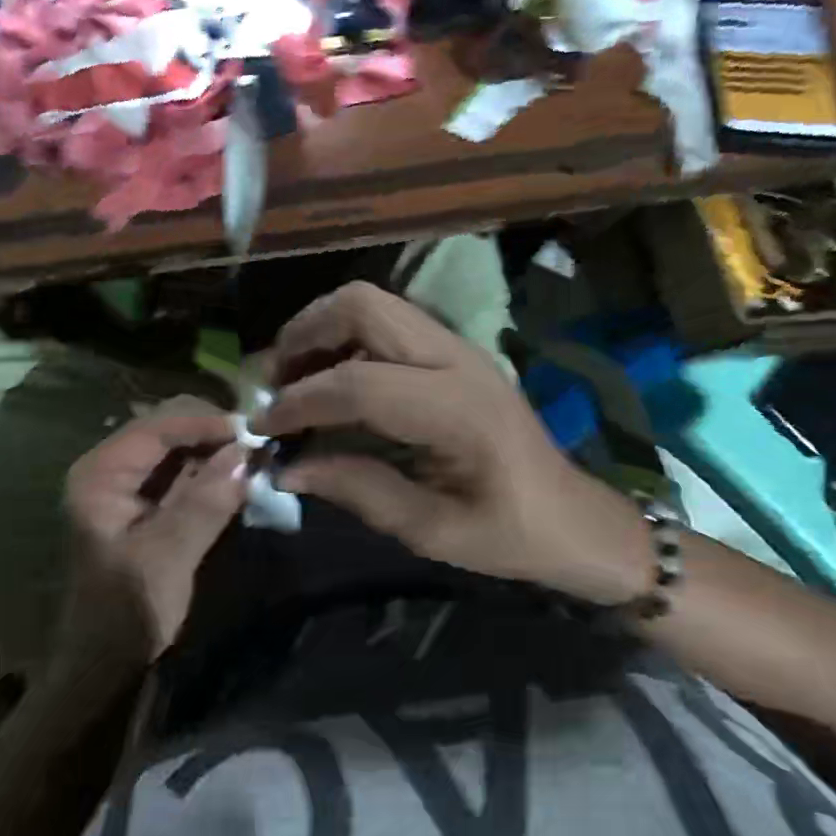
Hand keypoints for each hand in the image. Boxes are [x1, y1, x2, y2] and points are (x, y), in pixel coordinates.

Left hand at [57, 399, 246, 672]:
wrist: (104, 663)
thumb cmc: (126, 612)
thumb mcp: (168, 557)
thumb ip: (205, 502)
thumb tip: (247, 453)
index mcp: (101, 473)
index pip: (158, 426)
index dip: (206, 422)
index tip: (254, 433)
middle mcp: (110, 466)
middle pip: (168, 427)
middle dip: (213, 433)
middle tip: (259, 447)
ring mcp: (127, 483)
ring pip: (179, 447)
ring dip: (216, 451)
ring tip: (256, 459)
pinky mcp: (145, 501)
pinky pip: (182, 471)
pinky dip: (211, 471)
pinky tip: (239, 478)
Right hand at [257, 282, 652, 604]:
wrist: (574, 515)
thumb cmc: (510, 534)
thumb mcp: (431, 530)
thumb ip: (356, 490)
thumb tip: (285, 468)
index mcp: (457, 410)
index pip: (358, 383)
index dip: (299, 401)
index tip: (262, 427)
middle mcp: (456, 359)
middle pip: (362, 306)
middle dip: (303, 336)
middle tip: (273, 381)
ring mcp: (457, 345)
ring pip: (371, 301)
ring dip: (320, 328)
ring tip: (292, 375)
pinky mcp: (453, 348)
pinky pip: (385, 319)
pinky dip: (344, 336)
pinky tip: (329, 375)